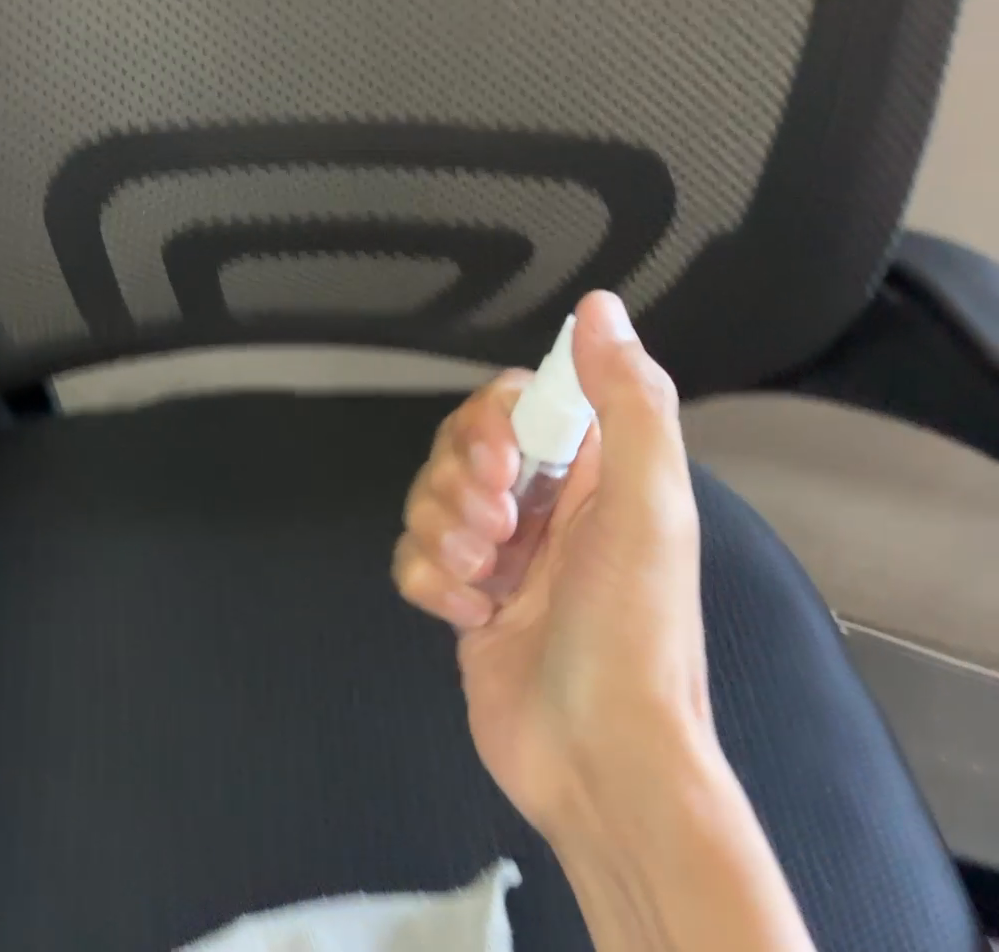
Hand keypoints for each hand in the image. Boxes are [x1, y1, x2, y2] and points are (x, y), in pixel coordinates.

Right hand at [392, 291, 711, 840]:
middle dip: (459, 490)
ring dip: (444, 542)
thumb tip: (597, 308)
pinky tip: (470, 618)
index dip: (490, 425)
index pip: (513, 404)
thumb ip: (628, 402)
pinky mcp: (456, 597)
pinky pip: (410, 560)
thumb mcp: (648, 507)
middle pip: (455, 452)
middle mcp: (539, 506)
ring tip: (485, 585)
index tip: (504, 467)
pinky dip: (431, 586)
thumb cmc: (630, 627)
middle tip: (498, 534)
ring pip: (422, 504)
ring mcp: (493, 554)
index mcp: (590, 474)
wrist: (595, 751)